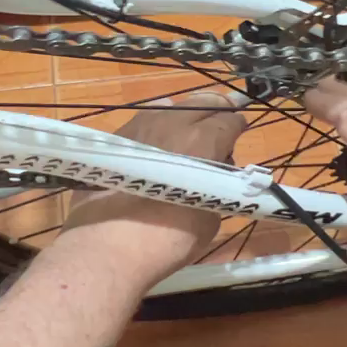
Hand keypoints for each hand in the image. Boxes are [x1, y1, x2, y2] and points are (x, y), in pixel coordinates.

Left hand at [55, 91, 248, 292]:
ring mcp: (141, 125)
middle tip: (217, 129)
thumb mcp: (211, 216)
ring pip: (171, 107)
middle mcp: (174, 123)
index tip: (236, 137)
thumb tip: (213, 173)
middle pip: (203, 102)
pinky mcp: (116, 136)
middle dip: (215, 112)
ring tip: (184, 136)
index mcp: (204, 141)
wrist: (109, 244)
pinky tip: (155, 144)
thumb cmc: (169, 238)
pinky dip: (156, 127)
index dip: (237, 128)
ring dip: (184, 117)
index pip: (231, 120)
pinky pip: (144, 119)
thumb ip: (217, 185)